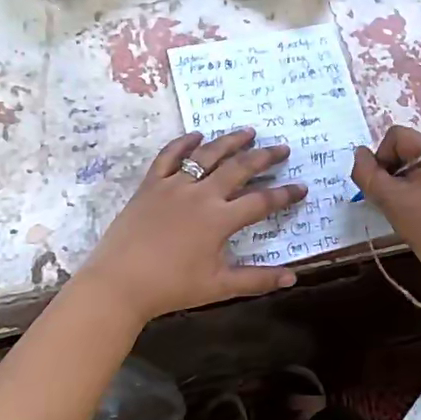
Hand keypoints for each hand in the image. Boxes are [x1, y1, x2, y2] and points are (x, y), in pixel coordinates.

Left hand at [75, 129, 306, 323]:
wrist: (119, 284)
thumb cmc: (171, 287)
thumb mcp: (219, 286)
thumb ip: (257, 279)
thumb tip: (292, 278)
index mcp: (220, 219)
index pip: (261, 201)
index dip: (285, 194)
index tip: (302, 187)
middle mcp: (201, 194)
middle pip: (239, 168)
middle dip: (264, 157)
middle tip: (281, 148)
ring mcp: (174, 186)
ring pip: (207, 154)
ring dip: (230, 141)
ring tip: (248, 132)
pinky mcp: (151, 185)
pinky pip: (169, 156)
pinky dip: (184, 143)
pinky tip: (196, 135)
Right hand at [351, 126, 420, 261]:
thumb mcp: (387, 197)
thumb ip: (366, 172)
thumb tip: (360, 153)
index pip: (396, 136)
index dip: (382, 156)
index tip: (385, 183)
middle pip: (401, 145)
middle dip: (388, 167)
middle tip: (389, 194)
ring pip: (405, 158)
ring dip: (394, 176)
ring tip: (398, 199)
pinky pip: (414, 169)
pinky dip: (403, 182)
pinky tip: (406, 201)